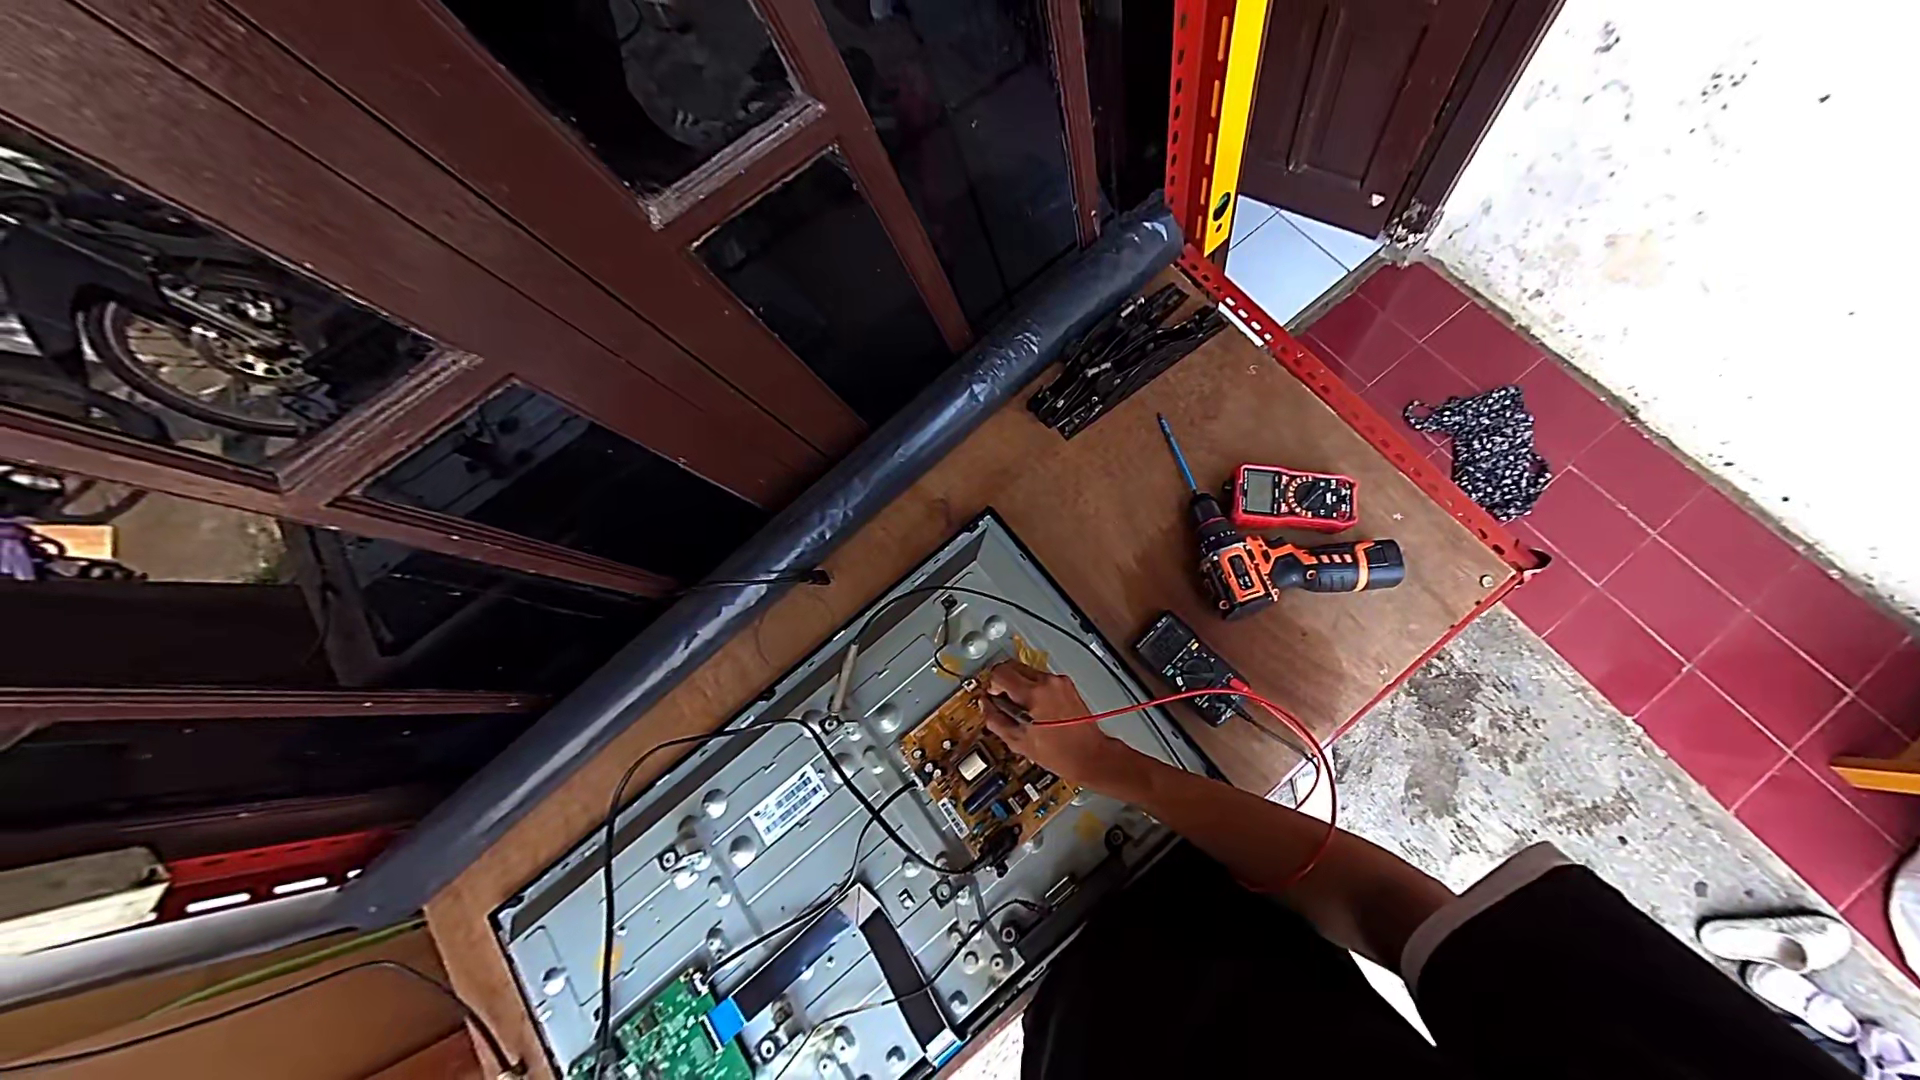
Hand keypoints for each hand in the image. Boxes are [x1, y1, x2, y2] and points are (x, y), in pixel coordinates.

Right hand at [981, 661, 1140, 791]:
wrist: (1090, 755)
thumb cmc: (1060, 753)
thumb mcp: (1019, 741)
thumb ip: (996, 720)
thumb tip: (985, 706)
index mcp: (1034, 693)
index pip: (1000, 672)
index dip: (991, 685)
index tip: (992, 697)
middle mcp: (1048, 682)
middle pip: (1012, 666)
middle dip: (1003, 681)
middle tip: (1002, 700)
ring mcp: (1059, 682)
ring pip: (1027, 671)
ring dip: (1018, 684)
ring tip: (1021, 708)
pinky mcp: (1067, 685)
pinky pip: (1042, 678)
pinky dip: (1034, 688)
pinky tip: (1036, 708)